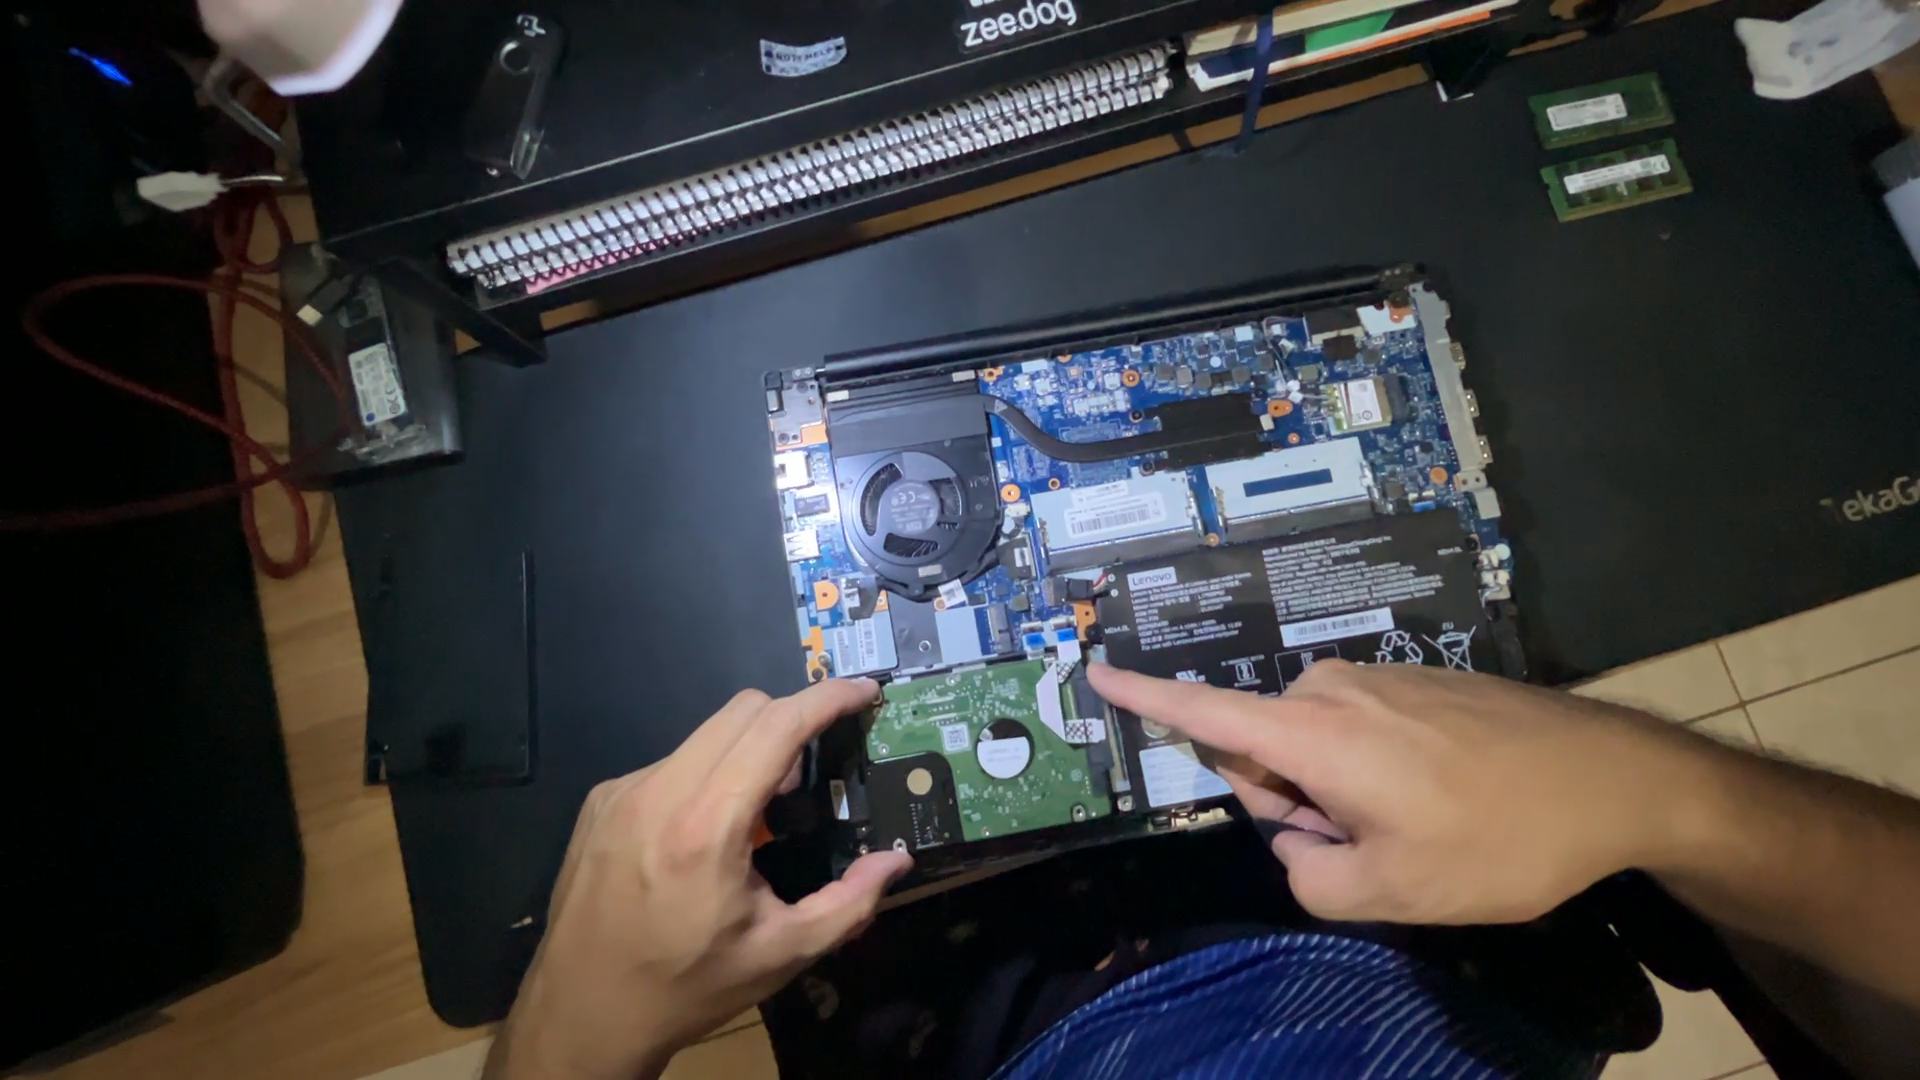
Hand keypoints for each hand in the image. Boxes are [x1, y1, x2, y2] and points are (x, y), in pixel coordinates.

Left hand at [486, 680, 913, 1079]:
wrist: (579, 1019)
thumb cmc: (688, 987)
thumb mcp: (782, 954)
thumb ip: (851, 903)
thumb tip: (898, 861)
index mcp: (707, 828)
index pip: (777, 728)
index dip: (826, 699)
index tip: (863, 690)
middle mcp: (660, 792)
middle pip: (745, 709)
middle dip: (793, 717)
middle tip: (809, 771)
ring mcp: (625, 790)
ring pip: (708, 730)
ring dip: (749, 747)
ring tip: (755, 811)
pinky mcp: (603, 799)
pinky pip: (674, 758)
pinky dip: (707, 771)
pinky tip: (703, 831)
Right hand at [1088, 659, 1718, 924]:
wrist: (1615, 776)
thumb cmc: (1498, 836)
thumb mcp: (1397, 892)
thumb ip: (1311, 879)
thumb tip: (1293, 843)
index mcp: (1309, 733)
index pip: (1204, 710)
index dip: (1144, 696)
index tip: (1096, 671)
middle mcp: (1324, 690)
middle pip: (1261, 748)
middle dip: (1290, 800)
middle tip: (1368, 841)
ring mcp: (1368, 680)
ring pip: (1308, 741)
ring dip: (1333, 788)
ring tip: (1415, 818)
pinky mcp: (1403, 681)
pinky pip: (1350, 725)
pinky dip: (1366, 765)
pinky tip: (1435, 791)